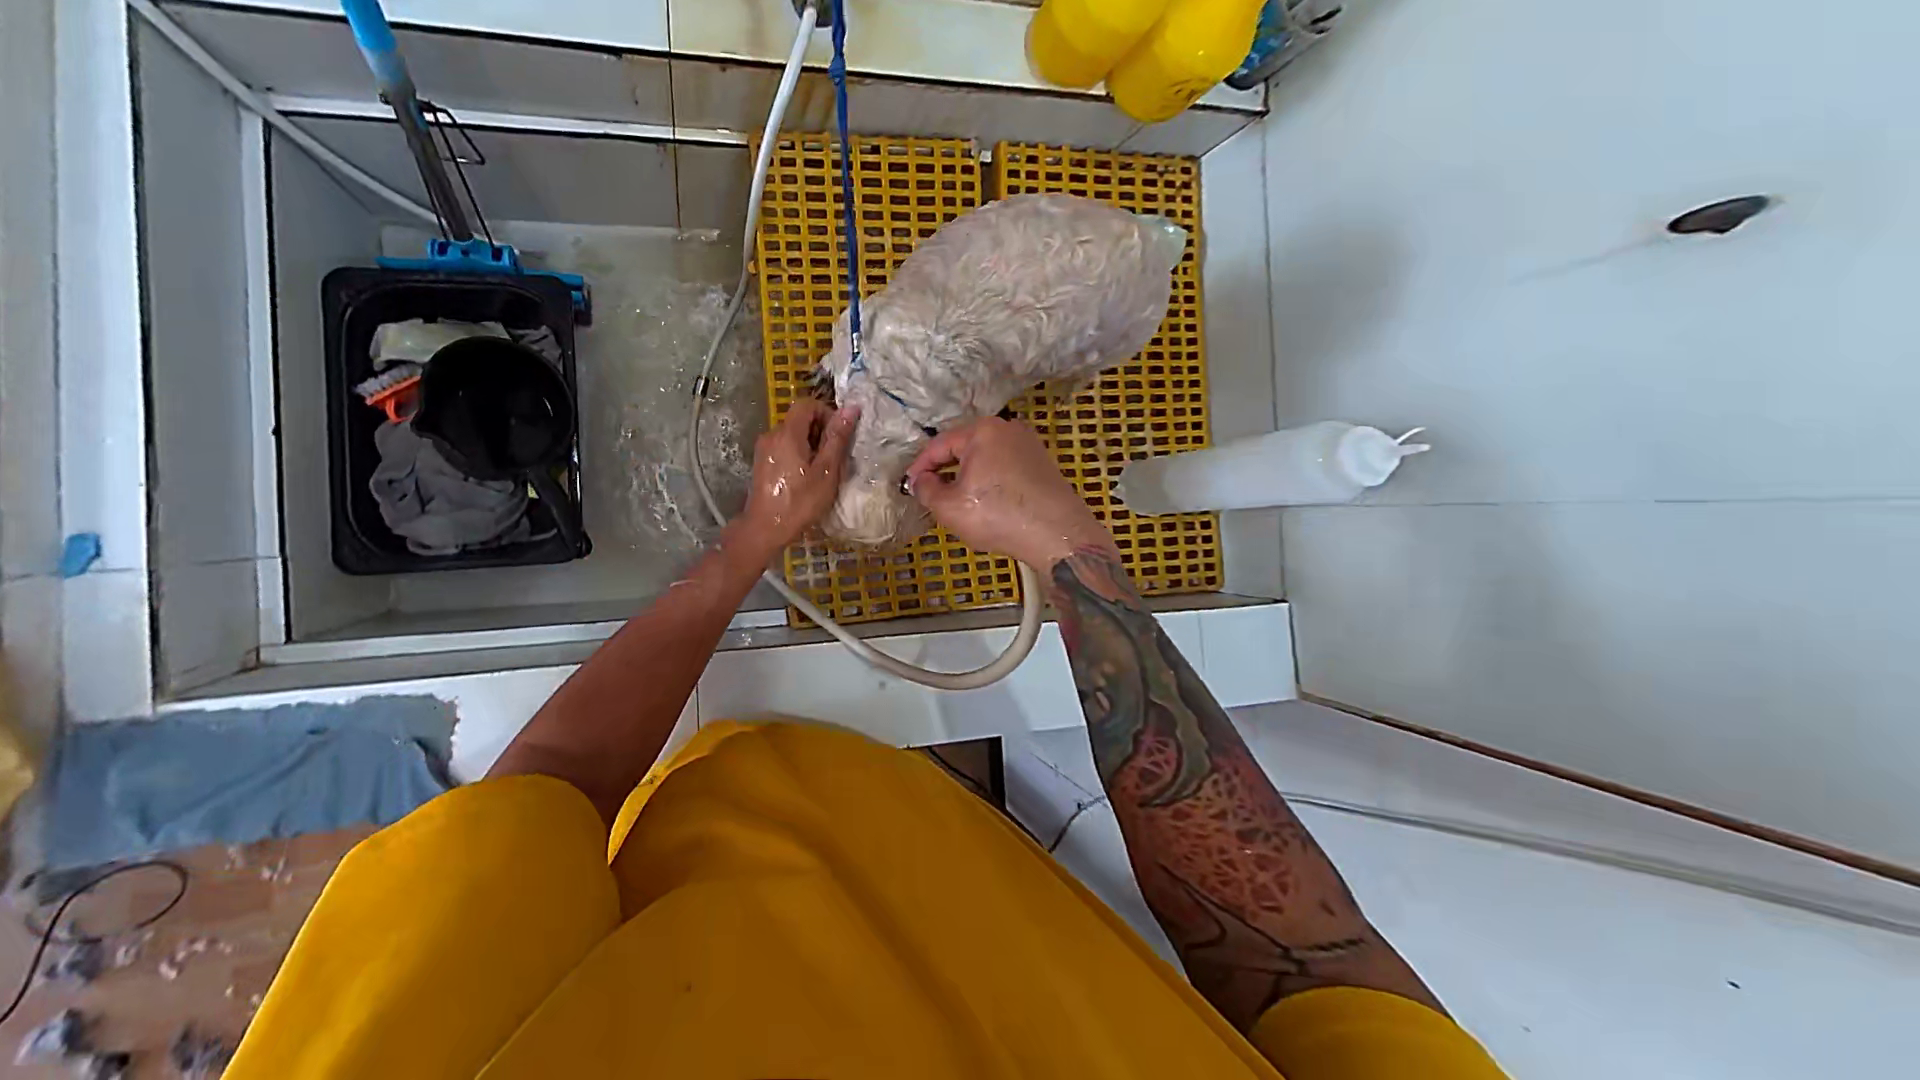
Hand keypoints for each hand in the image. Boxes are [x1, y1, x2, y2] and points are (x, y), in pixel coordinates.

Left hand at [737, 398, 857, 557]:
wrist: (766, 528)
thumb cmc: (800, 502)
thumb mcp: (826, 471)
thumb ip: (837, 438)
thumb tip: (851, 408)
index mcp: (787, 434)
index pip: (807, 404)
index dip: (826, 413)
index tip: (838, 436)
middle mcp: (772, 435)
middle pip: (799, 419)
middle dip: (820, 431)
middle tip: (833, 457)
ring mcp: (764, 449)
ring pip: (792, 434)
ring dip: (811, 444)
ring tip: (822, 470)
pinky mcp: (762, 462)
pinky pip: (784, 447)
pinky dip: (799, 454)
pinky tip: (806, 477)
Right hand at [905, 416, 1115, 568]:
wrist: (1058, 535)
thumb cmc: (1000, 517)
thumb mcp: (949, 507)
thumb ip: (926, 489)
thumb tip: (921, 480)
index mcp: (983, 431)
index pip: (939, 444)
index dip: (920, 466)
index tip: (910, 485)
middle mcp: (1008, 429)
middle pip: (965, 448)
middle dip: (946, 470)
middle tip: (931, 493)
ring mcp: (1030, 445)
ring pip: (987, 458)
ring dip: (969, 476)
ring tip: (958, 501)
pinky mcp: (1043, 464)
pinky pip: (1006, 468)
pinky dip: (991, 481)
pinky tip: (988, 504)